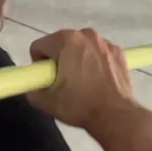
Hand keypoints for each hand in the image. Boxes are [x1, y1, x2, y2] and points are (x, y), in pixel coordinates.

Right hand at [28, 28, 144, 136]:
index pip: (38, 47)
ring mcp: (105, 42)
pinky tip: (97, 81)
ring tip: (82, 83)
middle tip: (63, 83)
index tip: (47, 80)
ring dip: (77, 60)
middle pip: (60, 44)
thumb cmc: (79, 105)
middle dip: (58, 60)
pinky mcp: (119, 52)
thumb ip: (32, 90)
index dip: (39, 66)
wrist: (116, 115)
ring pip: (80, 48)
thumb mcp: (46, 102)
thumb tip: (33, 87)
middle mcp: (85, 34)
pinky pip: (98, 53)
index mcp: (65, 40)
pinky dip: (95, 62)